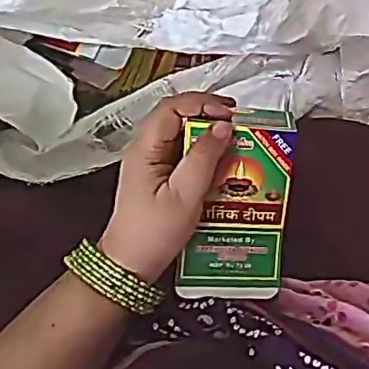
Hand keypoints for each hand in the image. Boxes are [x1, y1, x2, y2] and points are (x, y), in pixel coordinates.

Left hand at [99, 92, 238, 280]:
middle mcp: (147, 151)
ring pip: (183, 136)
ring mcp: (153, 164)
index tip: (230, 114)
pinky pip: (186, 156)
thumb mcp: (184, 195)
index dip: (203, 103)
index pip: (172, 108)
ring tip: (236, 142)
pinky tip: (223, 164)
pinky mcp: (162, 178)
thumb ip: (204, 158)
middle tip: (239, 124)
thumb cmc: (152, 234)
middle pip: (178, 117)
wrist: (129, 265)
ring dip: (210, 136)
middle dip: (210, 115)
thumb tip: (222, 127)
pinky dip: (206, 155)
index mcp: (145, 149)